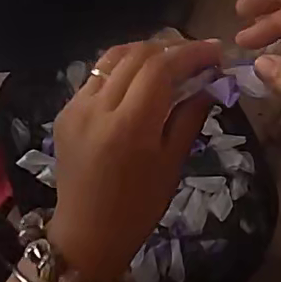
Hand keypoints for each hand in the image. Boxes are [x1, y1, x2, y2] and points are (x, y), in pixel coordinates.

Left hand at [46, 39, 220, 281]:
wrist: (86, 234)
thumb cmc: (138, 207)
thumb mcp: (172, 163)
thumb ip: (190, 115)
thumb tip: (212, 82)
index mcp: (129, 125)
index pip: (161, 67)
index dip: (191, 53)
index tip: (215, 51)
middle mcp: (98, 107)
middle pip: (137, 55)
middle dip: (171, 47)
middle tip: (197, 53)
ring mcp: (76, 106)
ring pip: (113, 58)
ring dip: (145, 51)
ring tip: (171, 57)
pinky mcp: (65, 110)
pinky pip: (98, 75)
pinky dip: (123, 67)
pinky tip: (140, 77)